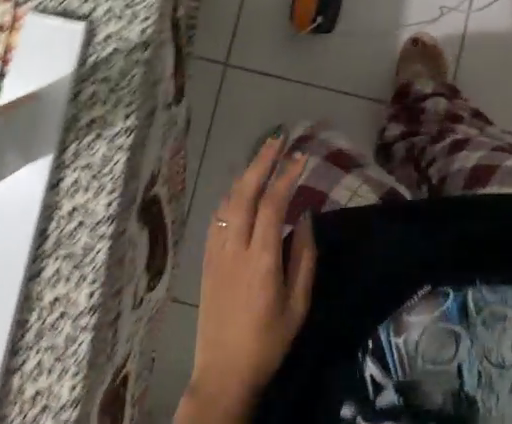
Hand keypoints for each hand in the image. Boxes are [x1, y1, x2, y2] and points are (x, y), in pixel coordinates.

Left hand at [181, 136, 316, 423]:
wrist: (224, 371)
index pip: (273, 204)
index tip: (301, 157)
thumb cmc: (269, 340)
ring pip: (228, 202)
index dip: (287, 176)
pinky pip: (218, 217)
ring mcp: (215, 252)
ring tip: (262, 157)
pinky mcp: (206, 260)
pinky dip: (232, 196)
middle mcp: (234, 247)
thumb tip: (305, 217)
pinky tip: (241, 191)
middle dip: (261, 162)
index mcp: (261, 259)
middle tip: (277, 139)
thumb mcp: (298, 304)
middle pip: (245, 193)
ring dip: (245, 175)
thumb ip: (304, 257)